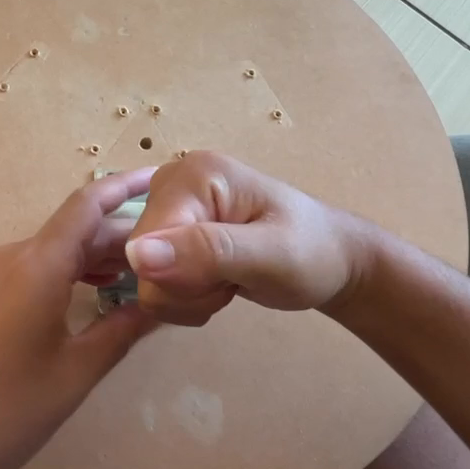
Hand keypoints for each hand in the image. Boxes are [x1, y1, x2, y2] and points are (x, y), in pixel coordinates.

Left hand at [0, 168, 160, 468]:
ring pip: (61, 247)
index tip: (163, 175)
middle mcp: (17, 255)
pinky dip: (77, 270)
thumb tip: (163, 301)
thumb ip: (122, 329)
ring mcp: (0, 274)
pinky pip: (43, 266)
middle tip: (175, 248)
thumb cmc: (7, 409)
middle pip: (78, 227)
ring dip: (101, 254)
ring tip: (148, 271)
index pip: (88, 204)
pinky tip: (103, 291)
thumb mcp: (76, 372)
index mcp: (39, 264)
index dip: (126, 184)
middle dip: (125, 233)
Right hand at [125, 151, 364, 325]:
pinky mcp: (171, 228)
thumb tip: (136, 255)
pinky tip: (217, 281)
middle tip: (232, 281)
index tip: (228, 280)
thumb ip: (206, 252)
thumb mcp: (271, 255)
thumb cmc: (313, 253)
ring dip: (187, 294)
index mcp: (193, 174)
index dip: (181, 279)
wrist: (333, 260)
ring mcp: (170, 205)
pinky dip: (185, 294)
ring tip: (229, 279)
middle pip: (141, 260)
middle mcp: (171, 182)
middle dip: (186, 288)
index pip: (146, 243)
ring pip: (145, 275)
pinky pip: (154, 278)